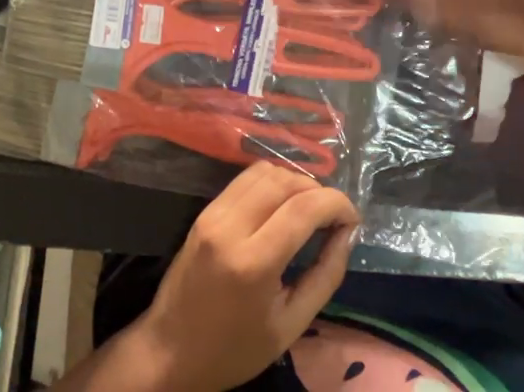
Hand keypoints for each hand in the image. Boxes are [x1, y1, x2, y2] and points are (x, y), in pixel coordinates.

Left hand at [124, 163, 359, 391]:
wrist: (170, 351)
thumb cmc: (235, 349)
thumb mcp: (291, 324)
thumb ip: (325, 275)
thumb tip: (347, 234)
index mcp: (253, 261)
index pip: (304, 207)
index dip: (337, 204)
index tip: (353, 220)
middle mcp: (229, 226)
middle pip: (285, 181)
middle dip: (318, 191)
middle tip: (334, 218)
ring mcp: (212, 214)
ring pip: (262, 172)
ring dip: (294, 182)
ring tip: (310, 211)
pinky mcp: (203, 212)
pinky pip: (243, 181)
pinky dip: (270, 184)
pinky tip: (282, 207)